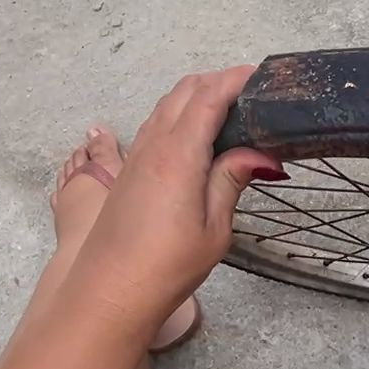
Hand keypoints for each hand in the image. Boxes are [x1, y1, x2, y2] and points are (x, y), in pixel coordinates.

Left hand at [62, 66, 282, 325]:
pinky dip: (178, 112)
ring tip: (226, 106)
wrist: (107, 292)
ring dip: (195, 95)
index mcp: (178, 154)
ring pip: (166, 104)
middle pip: (184, 91)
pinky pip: (155, 123)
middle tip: (250, 91)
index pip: (209, 97)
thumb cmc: (165, 266)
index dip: (235, 79)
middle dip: (217, 81)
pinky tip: (194, 132)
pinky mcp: (127, 170)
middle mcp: (153, 145)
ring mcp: (136, 156)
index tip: (261, 75)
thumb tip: (259, 153)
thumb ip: (231, 180)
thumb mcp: (213, 228)